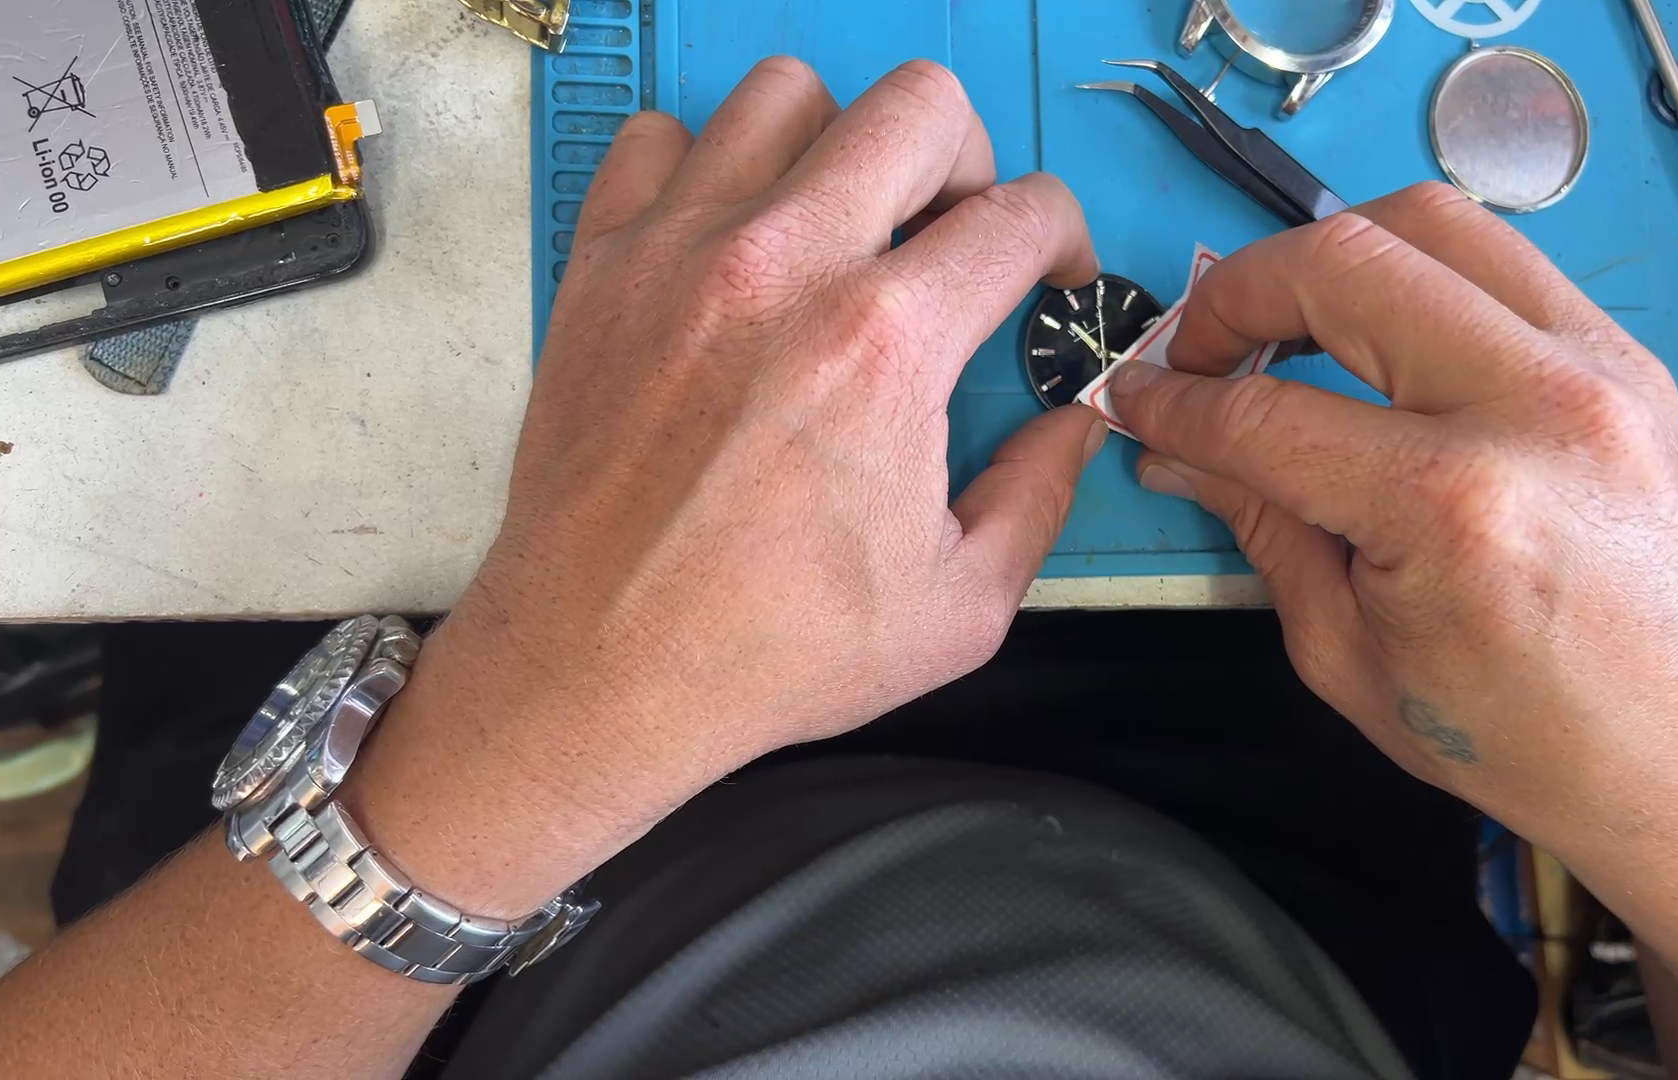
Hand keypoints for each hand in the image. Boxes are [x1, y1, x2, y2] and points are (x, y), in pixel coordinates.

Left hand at [347, 57, 1102, 913]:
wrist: (602, 674)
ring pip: (790, 97)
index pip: (1018, 216)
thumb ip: (1041, 497)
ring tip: (848, 236)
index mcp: (889, 348)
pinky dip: (717, 170)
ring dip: (845, 151)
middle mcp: (786, 267)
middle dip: (970, 161)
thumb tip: (1075, 424)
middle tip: (960, 238)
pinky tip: (737, 247)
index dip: (1063, 237)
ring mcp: (680, 254)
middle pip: (917, 107)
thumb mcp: (961, 605)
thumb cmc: (777, 652)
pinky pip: (664, 142)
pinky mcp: (602, 271)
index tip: (1052, 276)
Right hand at [1109, 183, 1677, 862]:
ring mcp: (1600, 362)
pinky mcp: (1624, 356)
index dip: (1174, 404)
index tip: (1130, 399)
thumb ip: (1253, 521)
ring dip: (1319, 260)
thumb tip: (1170, 452)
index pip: (1264, 415)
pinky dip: (1398, 272)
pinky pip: (1489, 257)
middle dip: (1235, 296)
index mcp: (1447, 505)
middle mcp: (1534, 403)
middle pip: (1346, 265)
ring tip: (1271, 326)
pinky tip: (1362, 334)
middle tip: (1193, 351)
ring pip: (1426, 223)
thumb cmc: (1491, 728)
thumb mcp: (1333, 641)